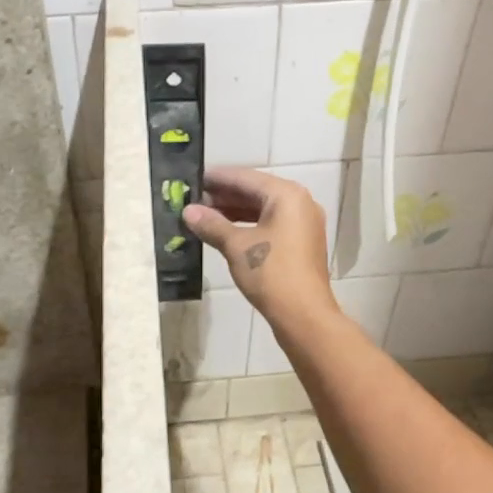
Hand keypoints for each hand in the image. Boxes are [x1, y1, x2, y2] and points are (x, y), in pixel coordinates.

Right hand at [181, 167, 338, 327]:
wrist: (304, 315)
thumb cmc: (271, 273)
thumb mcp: (236, 246)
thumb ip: (212, 224)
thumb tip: (188, 211)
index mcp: (286, 194)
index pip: (245, 178)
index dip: (217, 179)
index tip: (192, 178)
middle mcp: (299, 202)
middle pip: (255, 192)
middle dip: (224, 196)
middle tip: (193, 199)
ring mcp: (303, 223)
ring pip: (263, 209)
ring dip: (234, 212)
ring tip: (204, 215)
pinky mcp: (301, 243)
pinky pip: (271, 224)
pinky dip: (248, 225)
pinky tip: (225, 232)